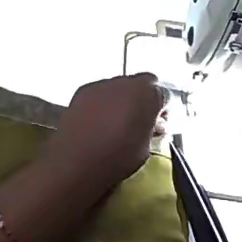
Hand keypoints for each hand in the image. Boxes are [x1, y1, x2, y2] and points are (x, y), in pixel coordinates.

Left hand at [48, 74, 164, 188]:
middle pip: (142, 85)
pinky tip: (98, 122)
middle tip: (140, 121)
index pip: (165, 93)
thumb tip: (151, 124)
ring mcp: (102, 84)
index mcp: (148, 94)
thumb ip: (152, 128)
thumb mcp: (147, 146)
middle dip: (144, 100)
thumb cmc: (118, 157)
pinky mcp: (83, 90)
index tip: (159, 123)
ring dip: (123, 100)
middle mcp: (126, 82)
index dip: (163, 109)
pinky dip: (104, 103)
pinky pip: (101, 93)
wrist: (76, 159)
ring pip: (120, 87)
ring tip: (117, 123)